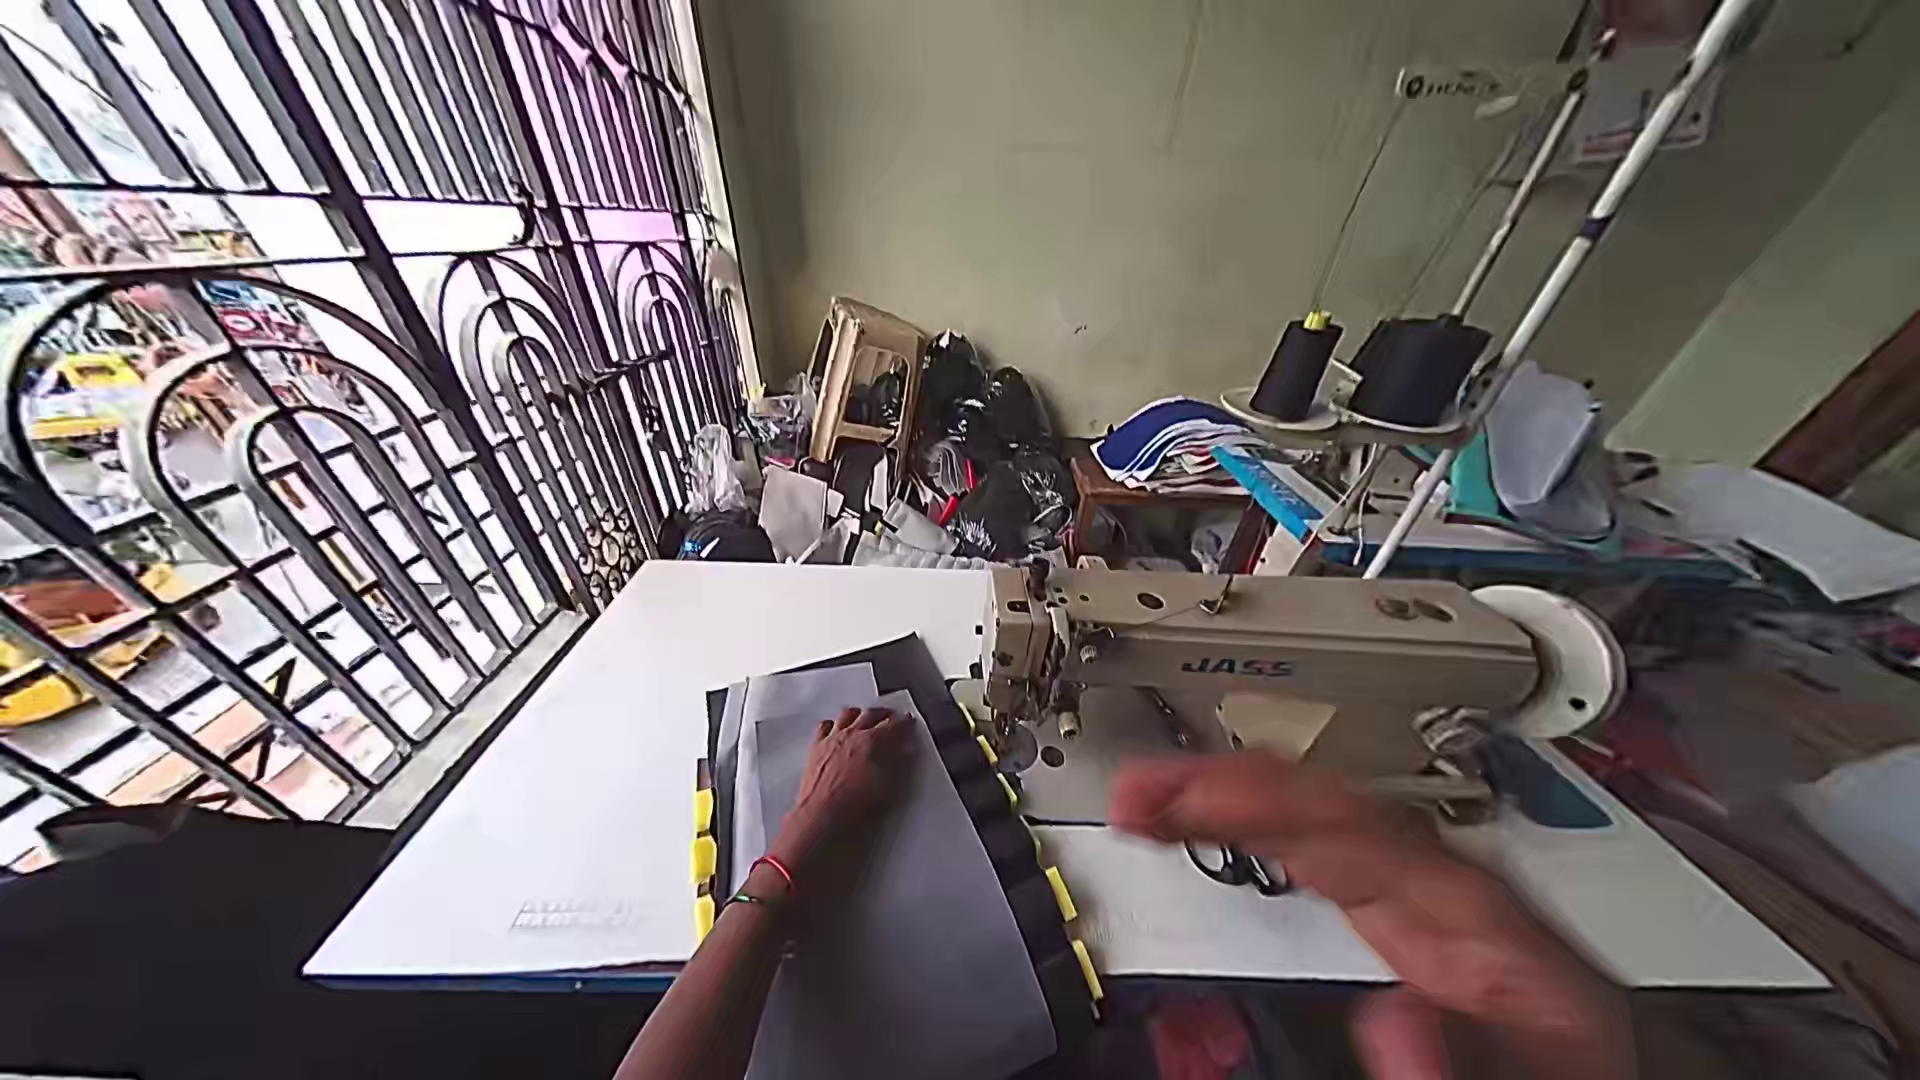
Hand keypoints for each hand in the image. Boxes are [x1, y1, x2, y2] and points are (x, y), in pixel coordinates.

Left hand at [767, 707, 912, 888]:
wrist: (822, 813)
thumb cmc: (856, 802)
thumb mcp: (887, 785)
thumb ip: (896, 763)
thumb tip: (902, 751)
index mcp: (874, 741)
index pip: (894, 726)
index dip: (903, 723)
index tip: (908, 721)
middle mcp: (854, 733)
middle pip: (871, 714)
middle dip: (883, 713)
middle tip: (889, 716)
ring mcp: (833, 737)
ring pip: (848, 714)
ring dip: (859, 713)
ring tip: (864, 716)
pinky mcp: (817, 746)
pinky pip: (825, 726)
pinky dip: (833, 723)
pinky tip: (835, 728)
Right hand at [1110, 753, 1634, 1079]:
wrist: (1585, 1068)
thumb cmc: (1561, 1064)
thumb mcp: (1532, 1077)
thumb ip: (1458, 1053)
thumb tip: (1389, 1012)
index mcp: (1460, 904)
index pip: (1331, 820)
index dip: (1241, 799)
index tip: (1173, 802)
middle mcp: (1420, 870)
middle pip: (1294, 792)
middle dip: (1204, 783)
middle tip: (1134, 793)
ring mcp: (1395, 874)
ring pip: (1283, 800)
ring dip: (1206, 792)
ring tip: (1144, 798)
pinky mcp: (1374, 891)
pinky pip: (1288, 831)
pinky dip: (1230, 819)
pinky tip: (1193, 819)